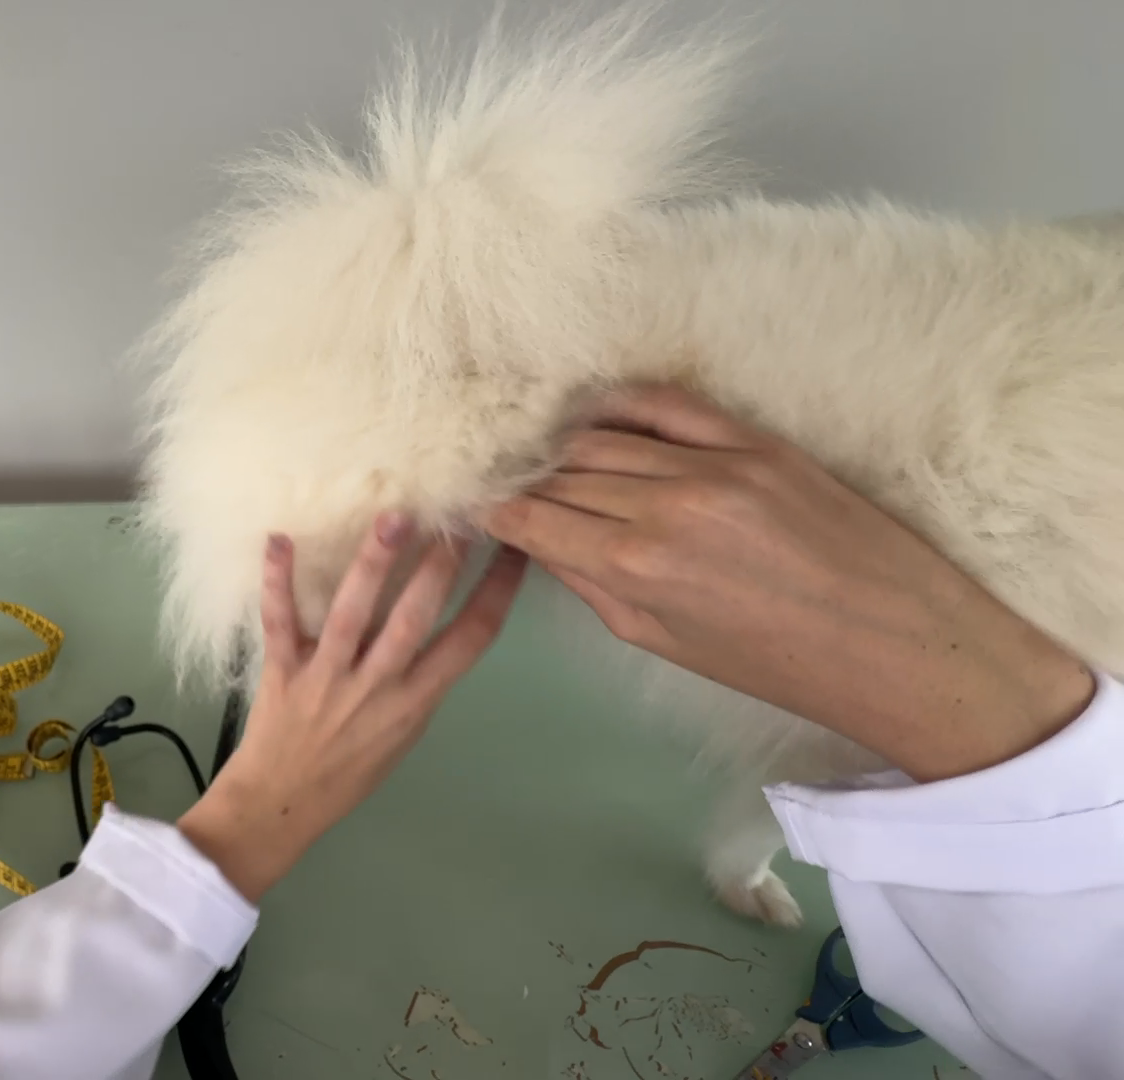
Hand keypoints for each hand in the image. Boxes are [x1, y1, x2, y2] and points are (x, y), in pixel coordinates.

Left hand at [176, 513, 527, 901]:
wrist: (282, 803)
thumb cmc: (348, 771)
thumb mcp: (402, 733)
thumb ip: (417, 681)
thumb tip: (430, 625)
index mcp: (415, 700)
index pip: (470, 641)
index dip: (498, 594)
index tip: (516, 551)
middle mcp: (377, 685)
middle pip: (416, 617)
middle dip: (441, 565)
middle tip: (459, 515)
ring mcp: (327, 676)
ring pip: (353, 614)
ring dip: (373, 564)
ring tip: (392, 518)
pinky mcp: (282, 670)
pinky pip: (279, 621)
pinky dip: (278, 582)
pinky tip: (279, 540)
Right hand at [481, 383, 1094, 781]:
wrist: (897, 646)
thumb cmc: (762, 661)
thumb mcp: (651, 635)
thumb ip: (584, 579)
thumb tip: (536, 537)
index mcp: (630, 564)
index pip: (528, 517)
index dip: (491, 510)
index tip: (475, 507)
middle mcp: (660, 506)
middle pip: (557, 474)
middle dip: (521, 482)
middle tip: (502, 484)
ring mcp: (711, 464)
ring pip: (598, 439)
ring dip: (560, 449)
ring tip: (541, 455)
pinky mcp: (755, 441)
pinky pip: (665, 403)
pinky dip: (617, 403)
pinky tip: (588, 411)